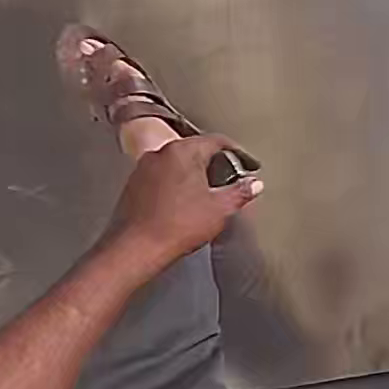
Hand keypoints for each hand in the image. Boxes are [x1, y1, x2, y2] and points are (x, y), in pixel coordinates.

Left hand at [95, 134, 262, 280]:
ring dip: (194, 174)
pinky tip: (185, 203)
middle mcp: (160, 154)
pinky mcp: (134, 185)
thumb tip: (254, 184)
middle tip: (230, 179)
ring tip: (208, 194)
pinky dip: (177, 184)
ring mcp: (144, 168)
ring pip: (177, 163)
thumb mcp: (221, 209)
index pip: (216, 141)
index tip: (245, 162)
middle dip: (214, 163)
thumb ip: (241, 192)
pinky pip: (162, 176)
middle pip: (195, 149)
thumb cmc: (177, 226)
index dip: (236, 151)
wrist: (137, 248)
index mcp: (183, 152)